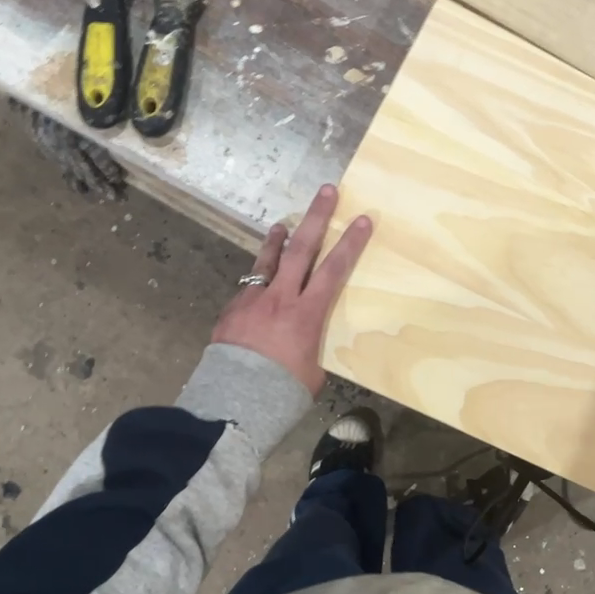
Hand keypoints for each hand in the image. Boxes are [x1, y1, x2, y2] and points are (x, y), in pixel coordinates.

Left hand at [211, 184, 373, 395]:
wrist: (232, 403)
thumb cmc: (282, 393)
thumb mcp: (312, 372)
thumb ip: (313, 348)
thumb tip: (308, 345)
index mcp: (306, 314)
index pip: (334, 269)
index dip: (350, 243)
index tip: (362, 219)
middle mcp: (280, 299)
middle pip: (301, 249)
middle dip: (317, 217)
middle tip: (327, 191)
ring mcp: (252, 301)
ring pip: (267, 261)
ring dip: (277, 240)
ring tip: (282, 224)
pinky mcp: (231, 311)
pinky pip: (248, 287)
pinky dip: (257, 278)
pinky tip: (258, 280)